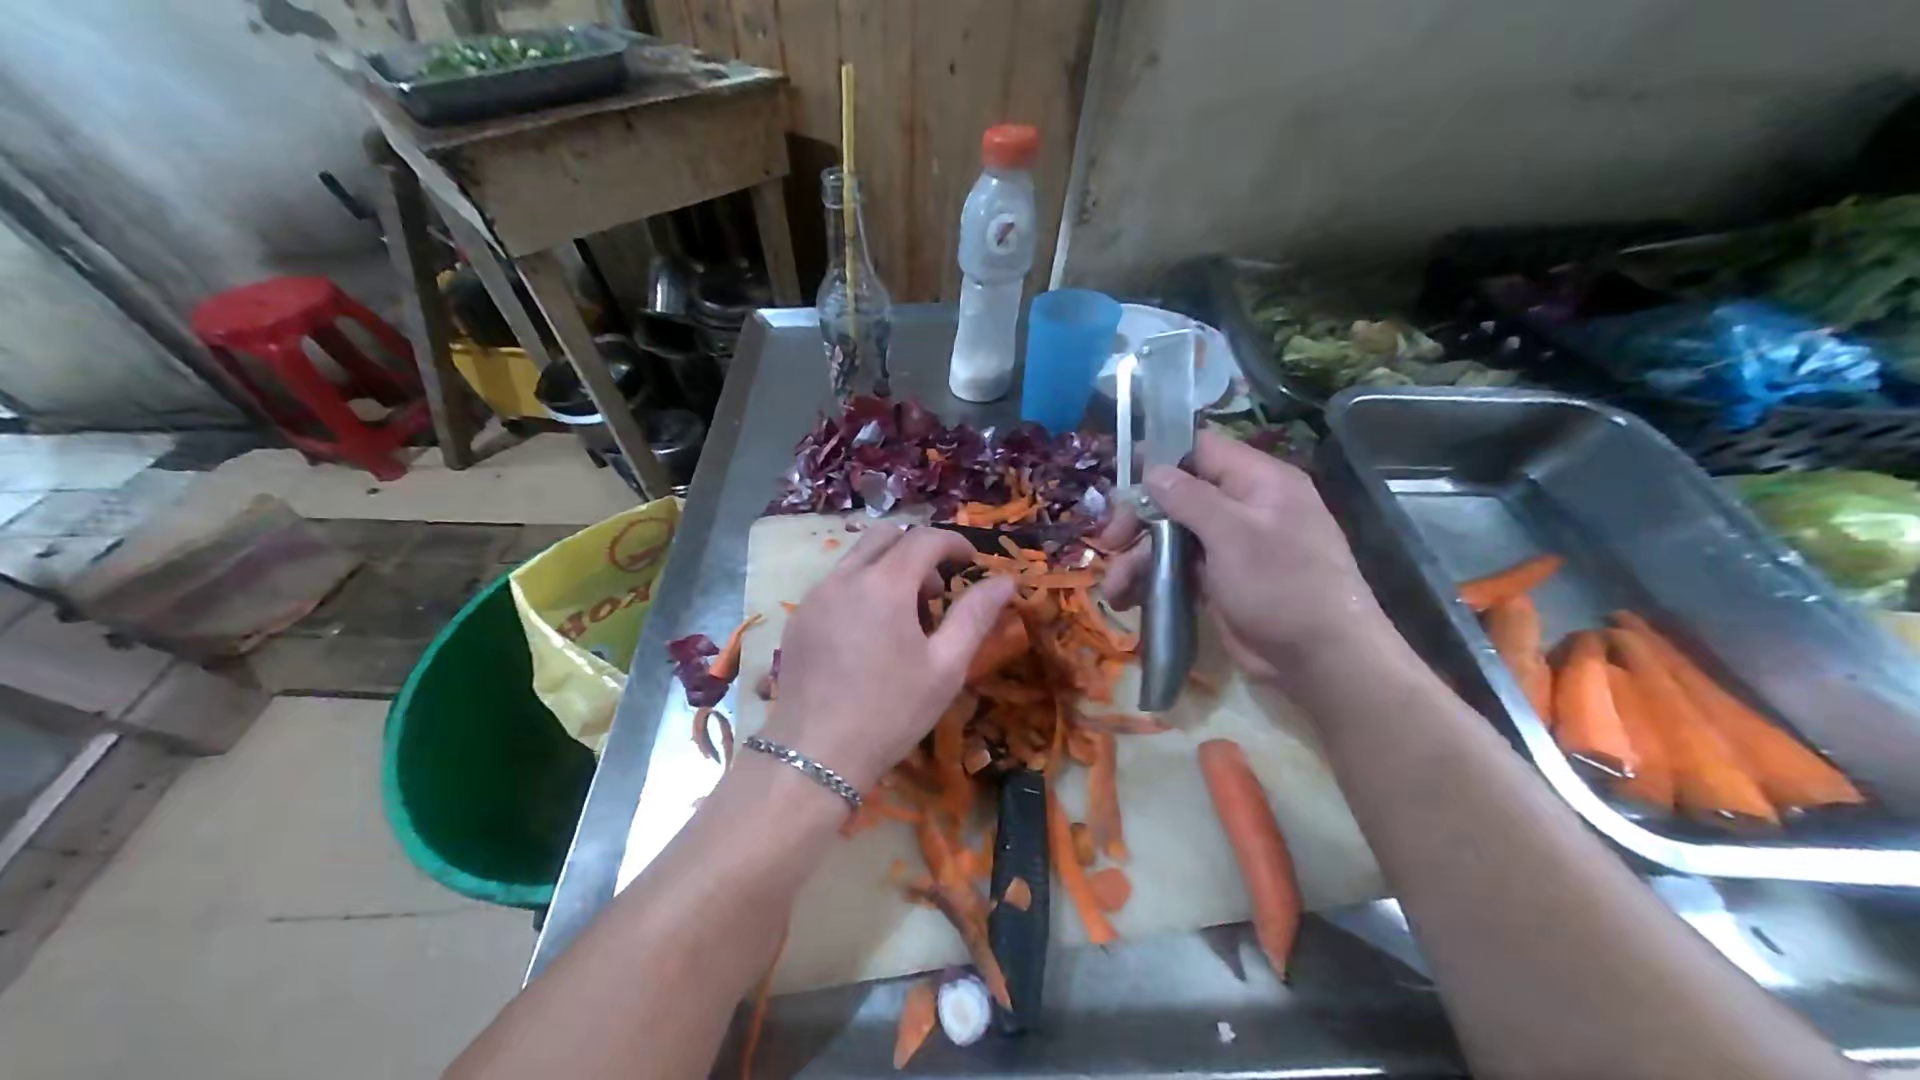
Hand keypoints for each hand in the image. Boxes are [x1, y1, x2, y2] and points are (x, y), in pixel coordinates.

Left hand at [764, 525, 1016, 791]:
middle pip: (886, 536)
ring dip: (889, 568)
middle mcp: (844, 577)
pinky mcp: (798, 618)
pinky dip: (862, 587)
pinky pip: (835, 583)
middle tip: (937, 591)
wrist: (815, 755)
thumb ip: (975, 615)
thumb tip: (1006, 581)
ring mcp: (815, 596)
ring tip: (904, 617)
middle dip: (918, 551)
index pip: (924, 538)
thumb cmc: (890, 712)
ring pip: (857, 558)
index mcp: (884, 584)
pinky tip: (869, 635)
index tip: (972, 563)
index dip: (954, 543)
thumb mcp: (946, 667)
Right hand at [1103, 430, 1394, 682]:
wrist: (1320, 657)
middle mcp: (1244, 507)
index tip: (1123, 480)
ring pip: (1172, 537)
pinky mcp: (1220, 579)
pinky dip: (1153, 580)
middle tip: (1110, 542)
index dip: (1160, 458)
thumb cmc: (1282, 584)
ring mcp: (1231, 545)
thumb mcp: (1233, 534)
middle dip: (1139, 519)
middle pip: (1178, 496)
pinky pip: (1179, 568)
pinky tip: (1128, 599)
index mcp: (1258, 482)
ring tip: (1114, 590)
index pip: (1201, 450)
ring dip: (1138, 559)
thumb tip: (1154, 470)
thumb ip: (1190, 498)